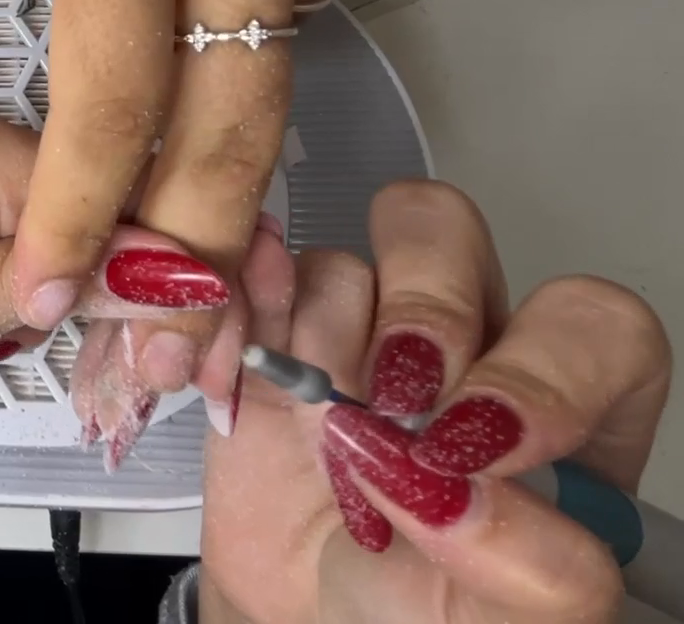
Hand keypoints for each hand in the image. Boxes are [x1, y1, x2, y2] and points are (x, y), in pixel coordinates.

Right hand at [201, 181, 671, 623]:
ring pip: (338, 264)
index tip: (471, 444)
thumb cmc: (421, 616)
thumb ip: (529, 565)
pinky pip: (238, 281)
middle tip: (387, 393)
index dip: (537, 366)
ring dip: (317, 338)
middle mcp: (450, 348)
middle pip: (445, 238)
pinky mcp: (257, 333)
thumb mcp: (511, 623)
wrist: (299, 609)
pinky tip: (235, 376)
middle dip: (416, 307)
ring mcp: (343, 333)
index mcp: (559, 408)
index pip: (589, 325)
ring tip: (306, 419)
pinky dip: (232, 317)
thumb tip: (442, 479)